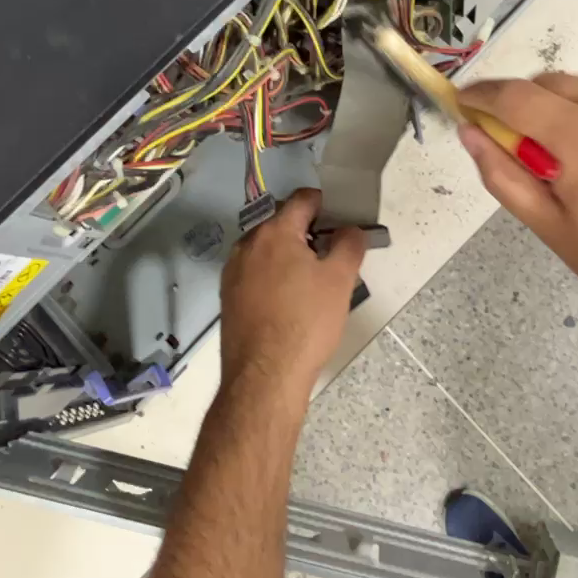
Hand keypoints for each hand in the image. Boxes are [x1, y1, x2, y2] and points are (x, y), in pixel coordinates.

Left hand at [219, 189, 365, 395]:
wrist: (265, 378)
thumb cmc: (306, 322)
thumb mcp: (340, 280)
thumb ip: (349, 244)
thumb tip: (349, 229)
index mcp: (274, 232)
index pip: (303, 199)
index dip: (326, 204)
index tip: (342, 222)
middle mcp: (247, 245)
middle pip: (283, 223)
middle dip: (308, 232)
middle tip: (332, 255)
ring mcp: (233, 272)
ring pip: (267, 250)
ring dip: (289, 255)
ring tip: (312, 282)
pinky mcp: (228, 298)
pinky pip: (255, 273)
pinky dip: (273, 276)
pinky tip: (289, 302)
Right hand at [458, 75, 577, 337]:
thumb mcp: (553, 230)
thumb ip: (504, 176)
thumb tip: (469, 133)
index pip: (515, 97)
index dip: (481, 96)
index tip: (460, 103)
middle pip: (548, 83)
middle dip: (518, 103)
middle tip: (509, 144)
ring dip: (555, 106)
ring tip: (557, 157)